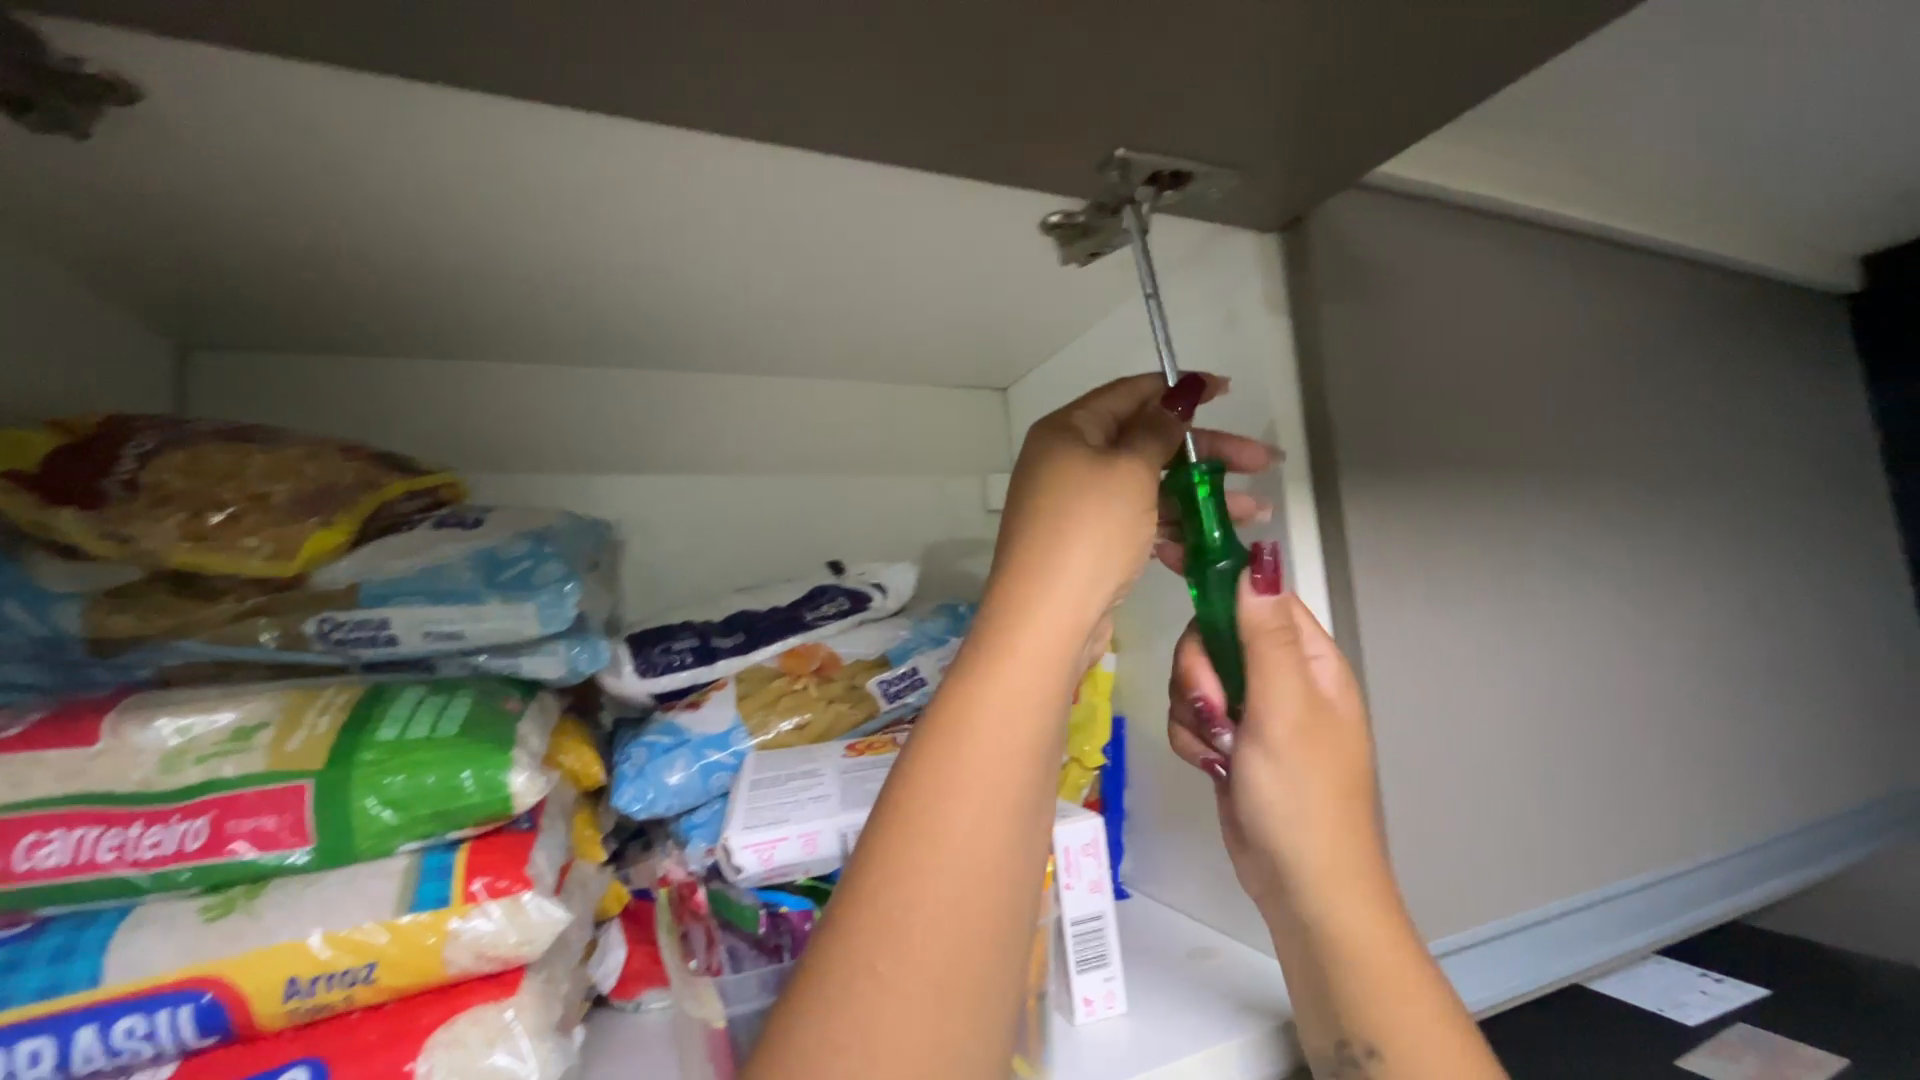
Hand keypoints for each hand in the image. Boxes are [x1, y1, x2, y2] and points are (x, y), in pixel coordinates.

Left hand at [989, 373, 1275, 641]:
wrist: (1045, 619)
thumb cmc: (1088, 531)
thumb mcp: (1128, 470)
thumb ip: (1157, 431)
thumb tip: (1175, 396)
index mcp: (1069, 430)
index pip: (1130, 393)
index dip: (1180, 390)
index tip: (1227, 391)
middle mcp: (1069, 461)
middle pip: (1146, 442)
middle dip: (1206, 452)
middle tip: (1264, 461)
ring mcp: (1080, 506)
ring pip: (1149, 486)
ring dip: (1200, 495)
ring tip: (1256, 512)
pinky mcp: (1091, 543)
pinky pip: (1139, 521)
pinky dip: (1174, 526)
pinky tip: (1214, 542)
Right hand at [1166, 548, 1389, 914]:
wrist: (1301, 885)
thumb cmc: (1303, 794)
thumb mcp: (1285, 706)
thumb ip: (1265, 632)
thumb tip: (1259, 558)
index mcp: (1309, 660)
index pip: (1258, 595)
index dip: (1218, 577)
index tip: (1170, 558)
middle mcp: (1281, 678)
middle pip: (1215, 636)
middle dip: (1200, 670)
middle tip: (1212, 706)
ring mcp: (1254, 712)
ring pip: (1196, 677)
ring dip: (1194, 710)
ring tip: (1217, 748)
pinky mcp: (1229, 742)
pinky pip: (1191, 716)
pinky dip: (1191, 737)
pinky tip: (1211, 765)